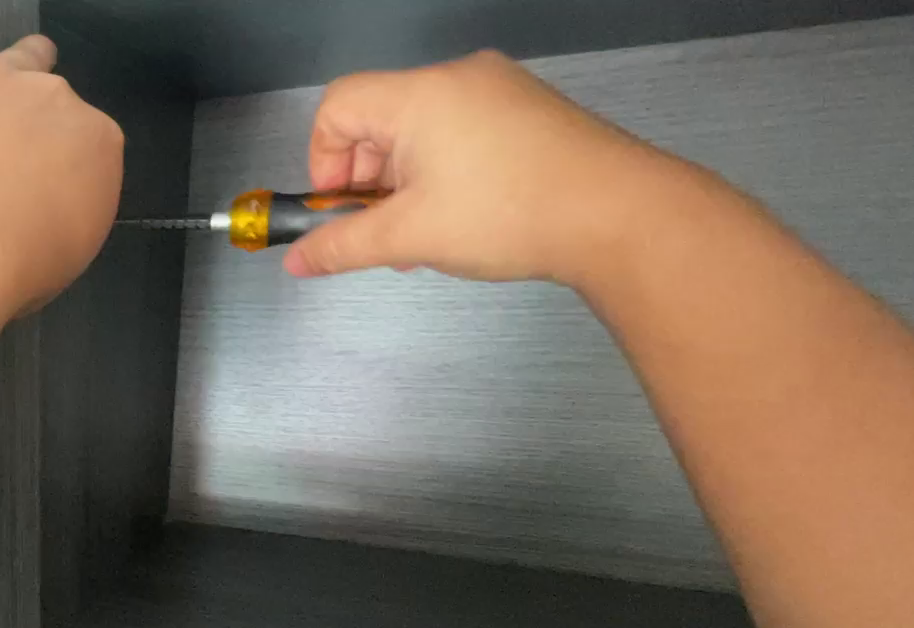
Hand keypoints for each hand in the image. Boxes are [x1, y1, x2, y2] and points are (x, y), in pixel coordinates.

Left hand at [0, 0, 123, 317]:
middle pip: (55, 104)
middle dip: (39, 135)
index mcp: (99, 147)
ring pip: (19, 59)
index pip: (90, 149)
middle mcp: (59, 102)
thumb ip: (69, 216)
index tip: (45, 202)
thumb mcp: (68, 257)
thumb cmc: (15, 267)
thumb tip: (52, 212)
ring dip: (15, 74)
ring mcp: (5, 82)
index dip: (65, 177)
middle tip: (12, 173)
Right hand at [285, 51, 711, 286]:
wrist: (615, 214)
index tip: (341, 205)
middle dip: (363, 183)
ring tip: (418, 233)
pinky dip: (432, 179)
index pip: (337, 107)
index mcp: (422, 96)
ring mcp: (493, 93)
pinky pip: (449, 138)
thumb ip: (339, 247)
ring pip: (411, 137)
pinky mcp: (517, 113)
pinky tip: (450, 219)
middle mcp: (457, 80)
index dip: (323, 160)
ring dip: (396, 189)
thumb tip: (298, 261)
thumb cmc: (509, 213)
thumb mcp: (405, 237)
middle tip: (379, 229)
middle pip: (373, 124)